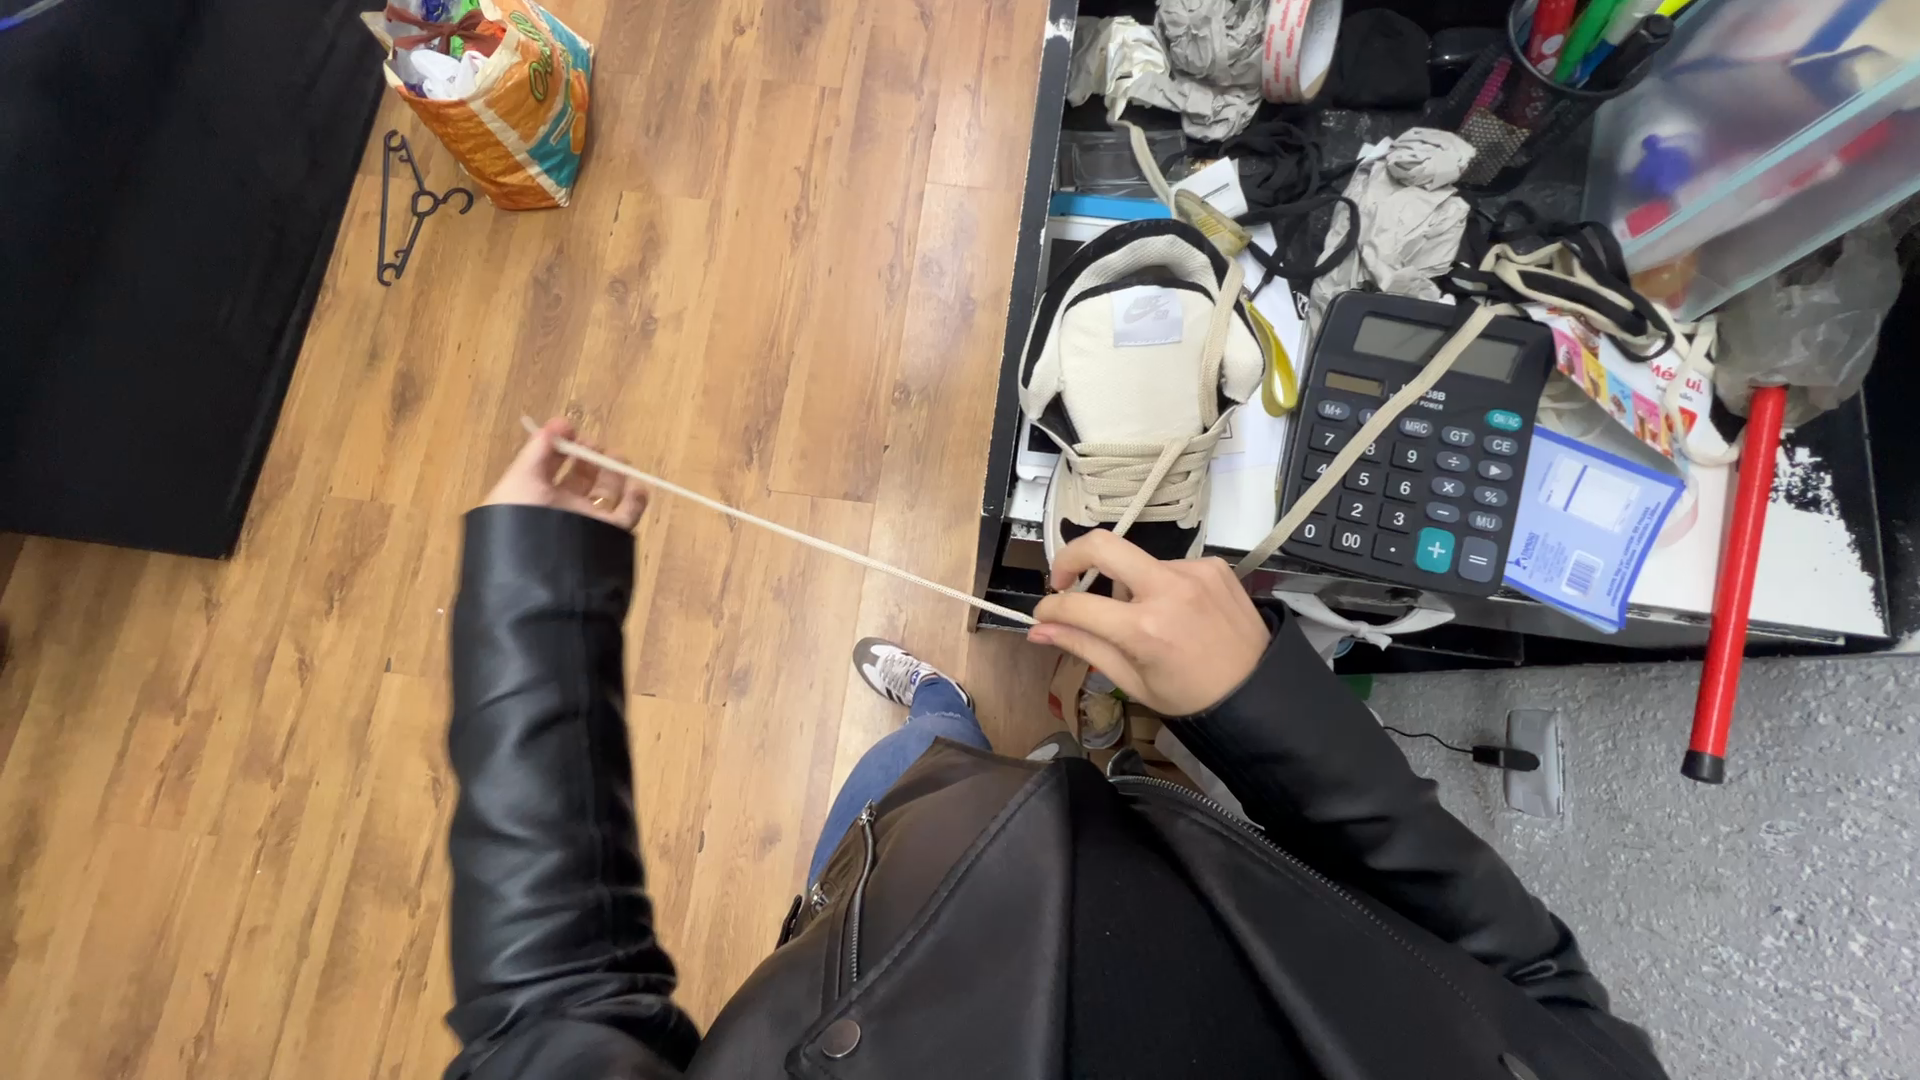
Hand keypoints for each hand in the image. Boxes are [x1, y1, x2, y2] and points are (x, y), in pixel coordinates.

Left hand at [481, 417, 648, 530]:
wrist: (541, 567)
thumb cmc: (523, 518)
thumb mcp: (519, 480)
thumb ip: (537, 452)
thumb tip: (557, 424)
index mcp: (536, 494)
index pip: (551, 464)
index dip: (560, 445)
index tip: (571, 429)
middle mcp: (563, 507)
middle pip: (583, 476)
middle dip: (591, 455)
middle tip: (595, 446)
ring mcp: (588, 520)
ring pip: (608, 491)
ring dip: (615, 471)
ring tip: (619, 459)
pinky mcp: (610, 534)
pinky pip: (628, 514)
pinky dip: (636, 499)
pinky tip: (636, 486)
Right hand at [1028, 532, 1269, 715]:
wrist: (1260, 693)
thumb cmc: (1190, 696)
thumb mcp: (1130, 680)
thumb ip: (1082, 645)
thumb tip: (1038, 629)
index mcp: (1145, 629)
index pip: (1076, 604)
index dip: (1050, 607)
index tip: (1044, 611)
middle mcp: (1169, 590)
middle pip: (1102, 544)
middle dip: (1070, 556)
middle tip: (1063, 579)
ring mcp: (1194, 571)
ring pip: (1135, 562)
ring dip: (1124, 583)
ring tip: (1140, 616)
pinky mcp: (1212, 565)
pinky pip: (1166, 565)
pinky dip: (1157, 584)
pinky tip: (1173, 611)